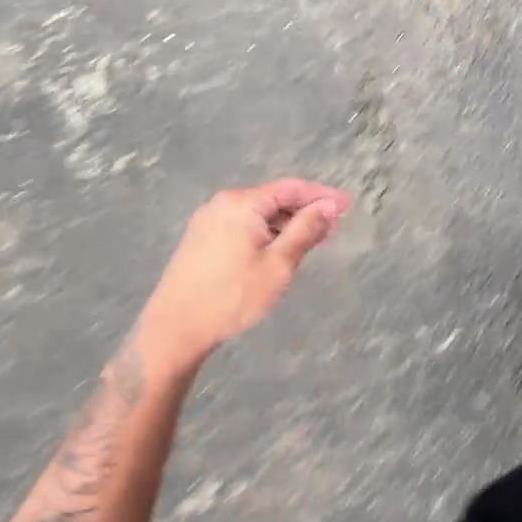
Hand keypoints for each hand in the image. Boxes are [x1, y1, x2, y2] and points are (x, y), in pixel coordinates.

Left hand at [136, 178, 352, 371]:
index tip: (348, 205)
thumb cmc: (232, 296)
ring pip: (259, 214)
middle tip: (334, 228)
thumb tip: (328, 205)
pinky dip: (267, 233)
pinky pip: (244, 226)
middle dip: (306, 211)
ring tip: (312, 242)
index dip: (322, 195)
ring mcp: (208, 222)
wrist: (173, 332)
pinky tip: (280, 251)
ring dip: (287, 224)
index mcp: (242, 203)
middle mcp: (222, 205)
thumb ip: (306, 229)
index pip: (292, 189)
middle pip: (275, 199)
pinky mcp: (201, 240)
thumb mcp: (278, 264)